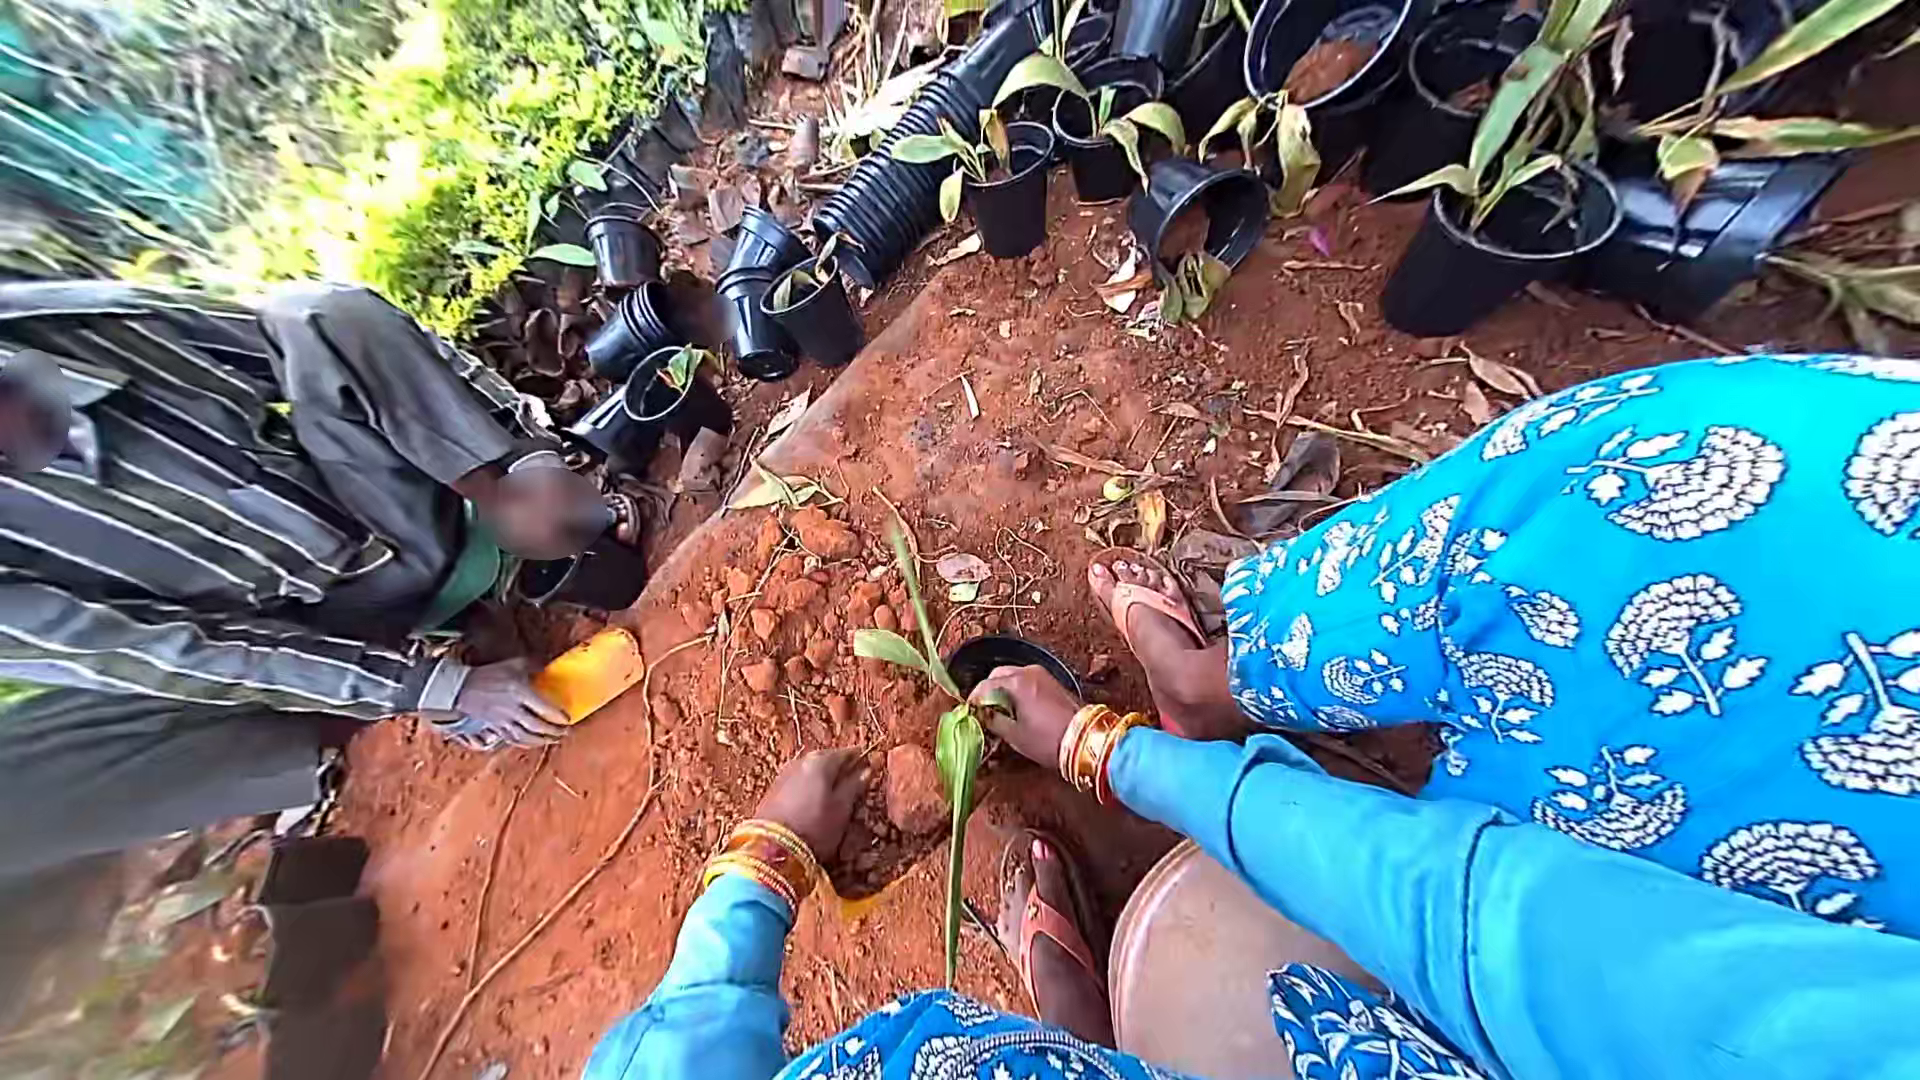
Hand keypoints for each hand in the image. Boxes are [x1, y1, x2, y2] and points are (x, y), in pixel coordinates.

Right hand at [442, 657, 570, 747]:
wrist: (459, 688)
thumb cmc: (490, 674)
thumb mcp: (515, 664)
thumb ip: (535, 666)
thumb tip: (551, 669)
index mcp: (520, 693)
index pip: (543, 708)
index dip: (557, 716)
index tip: (568, 719)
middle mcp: (513, 710)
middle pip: (536, 726)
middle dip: (552, 732)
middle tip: (564, 732)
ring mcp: (502, 721)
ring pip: (524, 736)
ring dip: (541, 741)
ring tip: (554, 740)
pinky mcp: (494, 727)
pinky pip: (512, 739)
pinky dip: (525, 743)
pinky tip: (533, 743)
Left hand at [753, 748, 869, 858]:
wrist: (769, 850)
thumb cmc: (814, 828)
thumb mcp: (842, 808)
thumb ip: (855, 785)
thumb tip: (867, 770)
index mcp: (822, 760)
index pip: (848, 753)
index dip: (861, 761)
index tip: (870, 770)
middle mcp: (802, 761)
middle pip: (828, 760)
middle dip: (841, 772)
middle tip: (854, 788)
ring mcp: (785, 775)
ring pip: (812, 773)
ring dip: (824, 782)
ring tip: (834, 801)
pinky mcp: (773, 791)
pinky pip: (799, 784)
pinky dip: (809, 790)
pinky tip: (814, 807)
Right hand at [967, 665, 1081, 768]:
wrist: (1087, 740)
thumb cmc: (1048, 740)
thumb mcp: (1015, 735)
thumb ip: (993, 721)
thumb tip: (981, 715)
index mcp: (1016, 683)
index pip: (985, 685)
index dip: (974, 699)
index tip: (970, 712)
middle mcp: (1028, 672)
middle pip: (997, 674)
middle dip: (988, 690)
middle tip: (984, 710)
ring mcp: (1042, 674)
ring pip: (1012, 674)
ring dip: (1002, 688)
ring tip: (999, 709)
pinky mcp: (1052, 681)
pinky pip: (1026, 679)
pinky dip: (1016, 688)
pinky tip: (1016, 706)